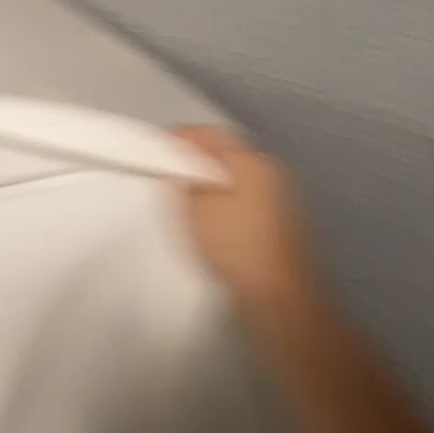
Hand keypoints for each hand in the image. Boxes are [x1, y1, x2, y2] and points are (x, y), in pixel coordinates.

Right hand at [173, 127, 314, 307]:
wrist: (280, 299)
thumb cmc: (233, 245)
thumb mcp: (193, 207)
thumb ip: (182, 177)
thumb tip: (178, 163)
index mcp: (251, 162)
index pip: (208, 134)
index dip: (177, 136)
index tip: (151, 147)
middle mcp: (272, 172)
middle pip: (225, 153)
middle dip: (194, 158)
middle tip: (164, 170)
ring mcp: (281, 198)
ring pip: (235, 176)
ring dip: (209, 179)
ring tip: (181, 194)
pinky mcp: (282, 222)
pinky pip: (244, 196)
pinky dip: (223, 198)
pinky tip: (207, 217)